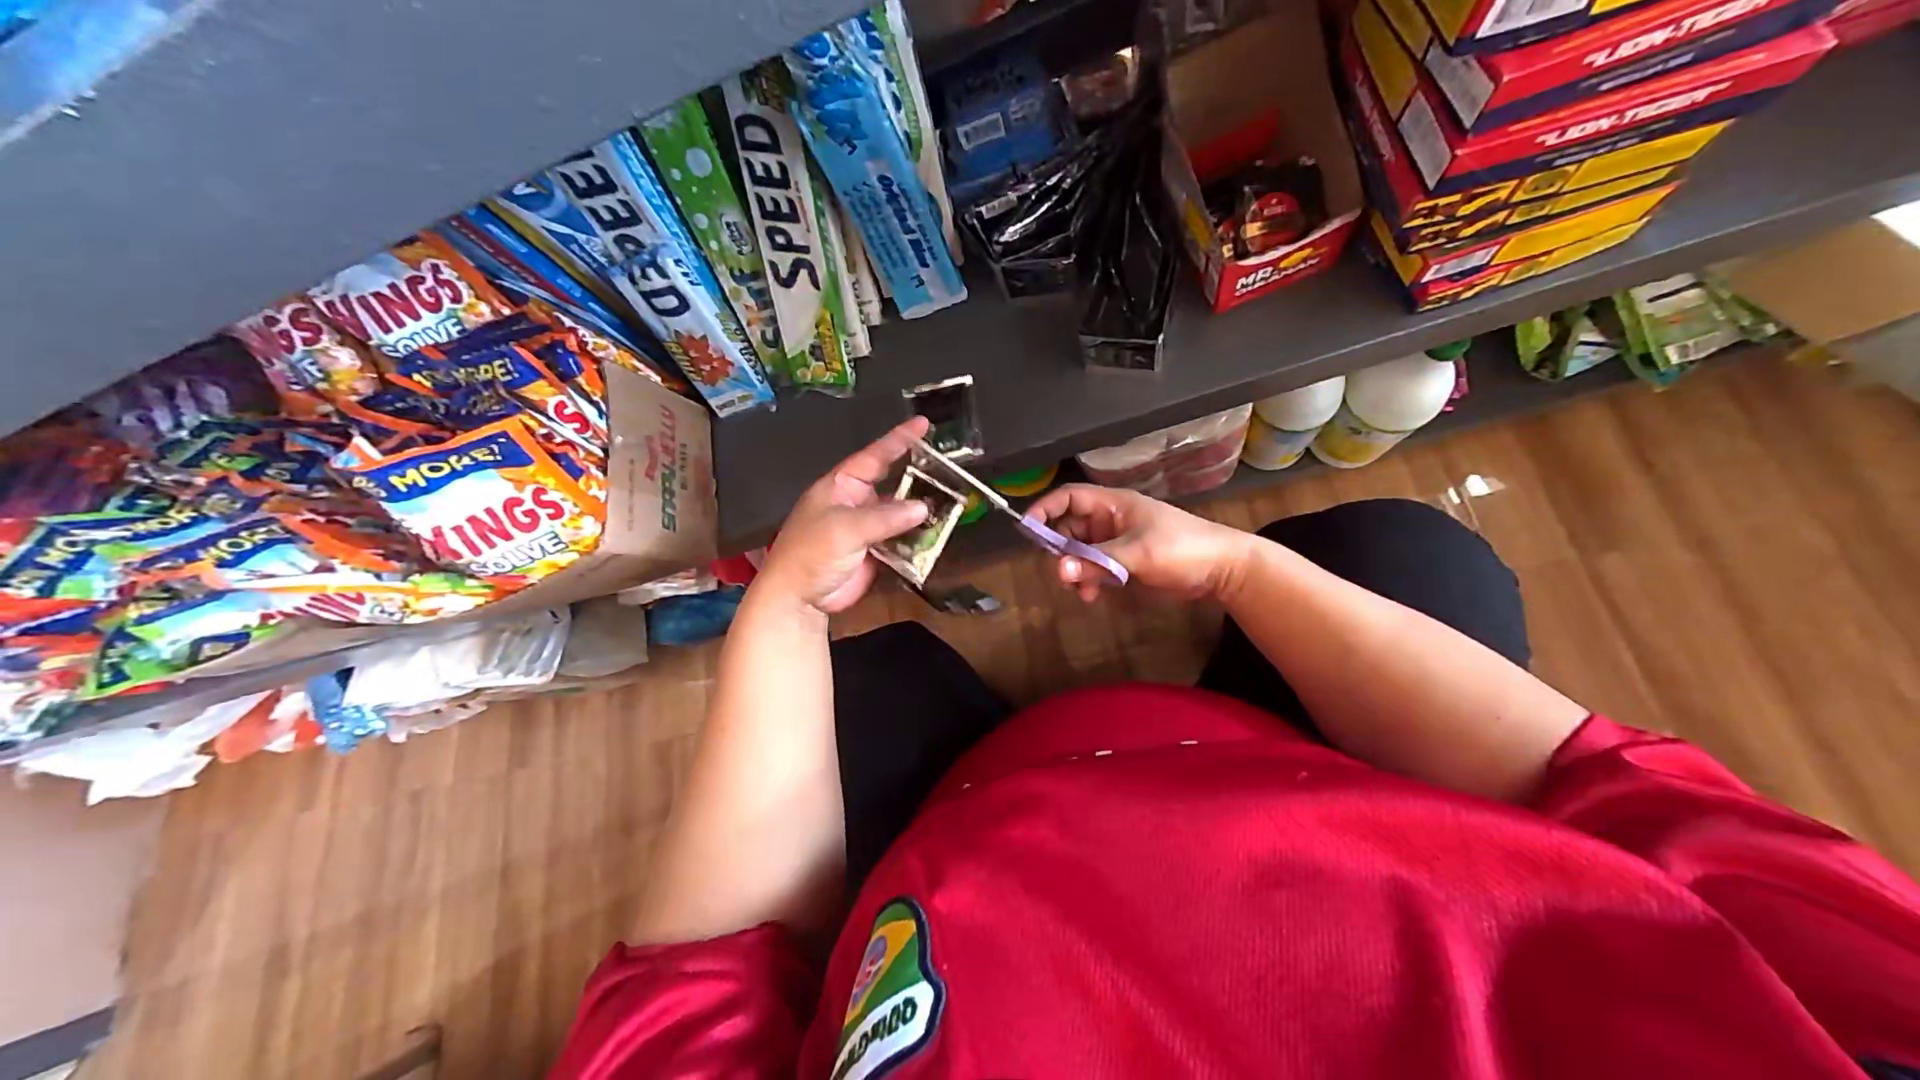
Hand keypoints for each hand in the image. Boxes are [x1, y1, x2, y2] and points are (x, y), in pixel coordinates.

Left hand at [755, 417, 932, 615]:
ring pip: (900, 513)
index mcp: (841, 486)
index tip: (923, 424)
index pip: (874, 456)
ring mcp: (865, 528)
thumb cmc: (811, 553)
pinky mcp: (874, 553)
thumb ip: (886, 517)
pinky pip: (901, 540)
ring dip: (921, 512)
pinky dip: (918, 538)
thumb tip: (923, 509)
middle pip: (892, 484)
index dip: (898, 440)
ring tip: (952, 503)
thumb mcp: (846, 527)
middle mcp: (855, 502)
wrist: (798, 598)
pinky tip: (937, 534)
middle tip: (948, 468)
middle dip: (917, 477)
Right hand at [1026, 483, 1251, 601]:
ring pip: (1080, 551)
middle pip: (1069, 527)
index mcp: (1113, 504)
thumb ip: (1097, 562)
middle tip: (1060, 572)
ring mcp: (1117, 541)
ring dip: (1075, 570)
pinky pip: (1095, 567)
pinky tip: (1093, 596)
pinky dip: (1090, 580)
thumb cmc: (1182, 549)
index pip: (1069, 497)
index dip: (1046, 509)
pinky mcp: (1125, 561)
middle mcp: (1110, 519)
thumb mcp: (1137, 554)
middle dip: (1060, 550)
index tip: (1028, 530)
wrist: (1224, 570)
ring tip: (1080, 590)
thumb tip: (1058, 571)